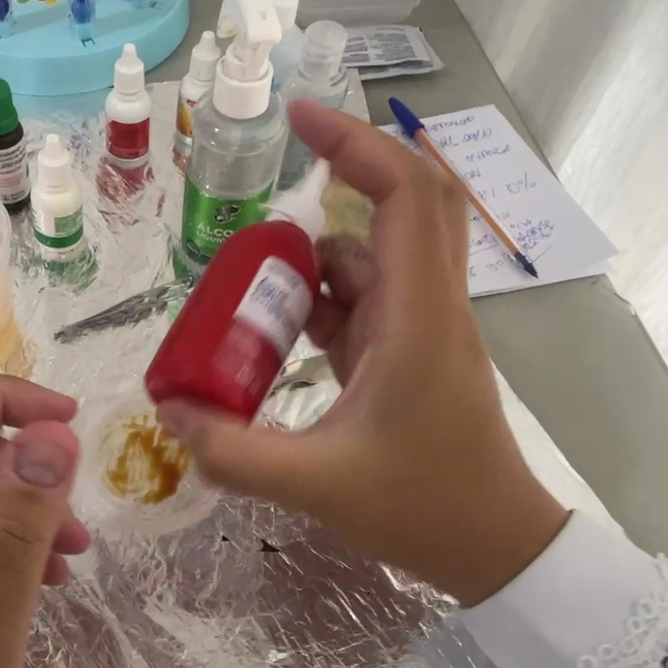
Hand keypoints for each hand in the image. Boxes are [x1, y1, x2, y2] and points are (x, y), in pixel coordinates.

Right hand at [157, 101, 567, 604]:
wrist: (497, 547)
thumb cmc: (422, 509)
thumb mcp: (314, 484)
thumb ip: (233, 451)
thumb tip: (170, 413)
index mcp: (417, 319)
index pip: (404, 195)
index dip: (355, 145)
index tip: (298, 119)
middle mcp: (428, 307)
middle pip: (407, 202)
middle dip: (347, 172)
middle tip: (281, 167)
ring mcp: (424, 329)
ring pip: (375, 259)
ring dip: (316, 261)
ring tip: (249, 294)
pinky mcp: (414, 354)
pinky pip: (366, 303)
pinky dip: (322, 303)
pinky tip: (275, 337)